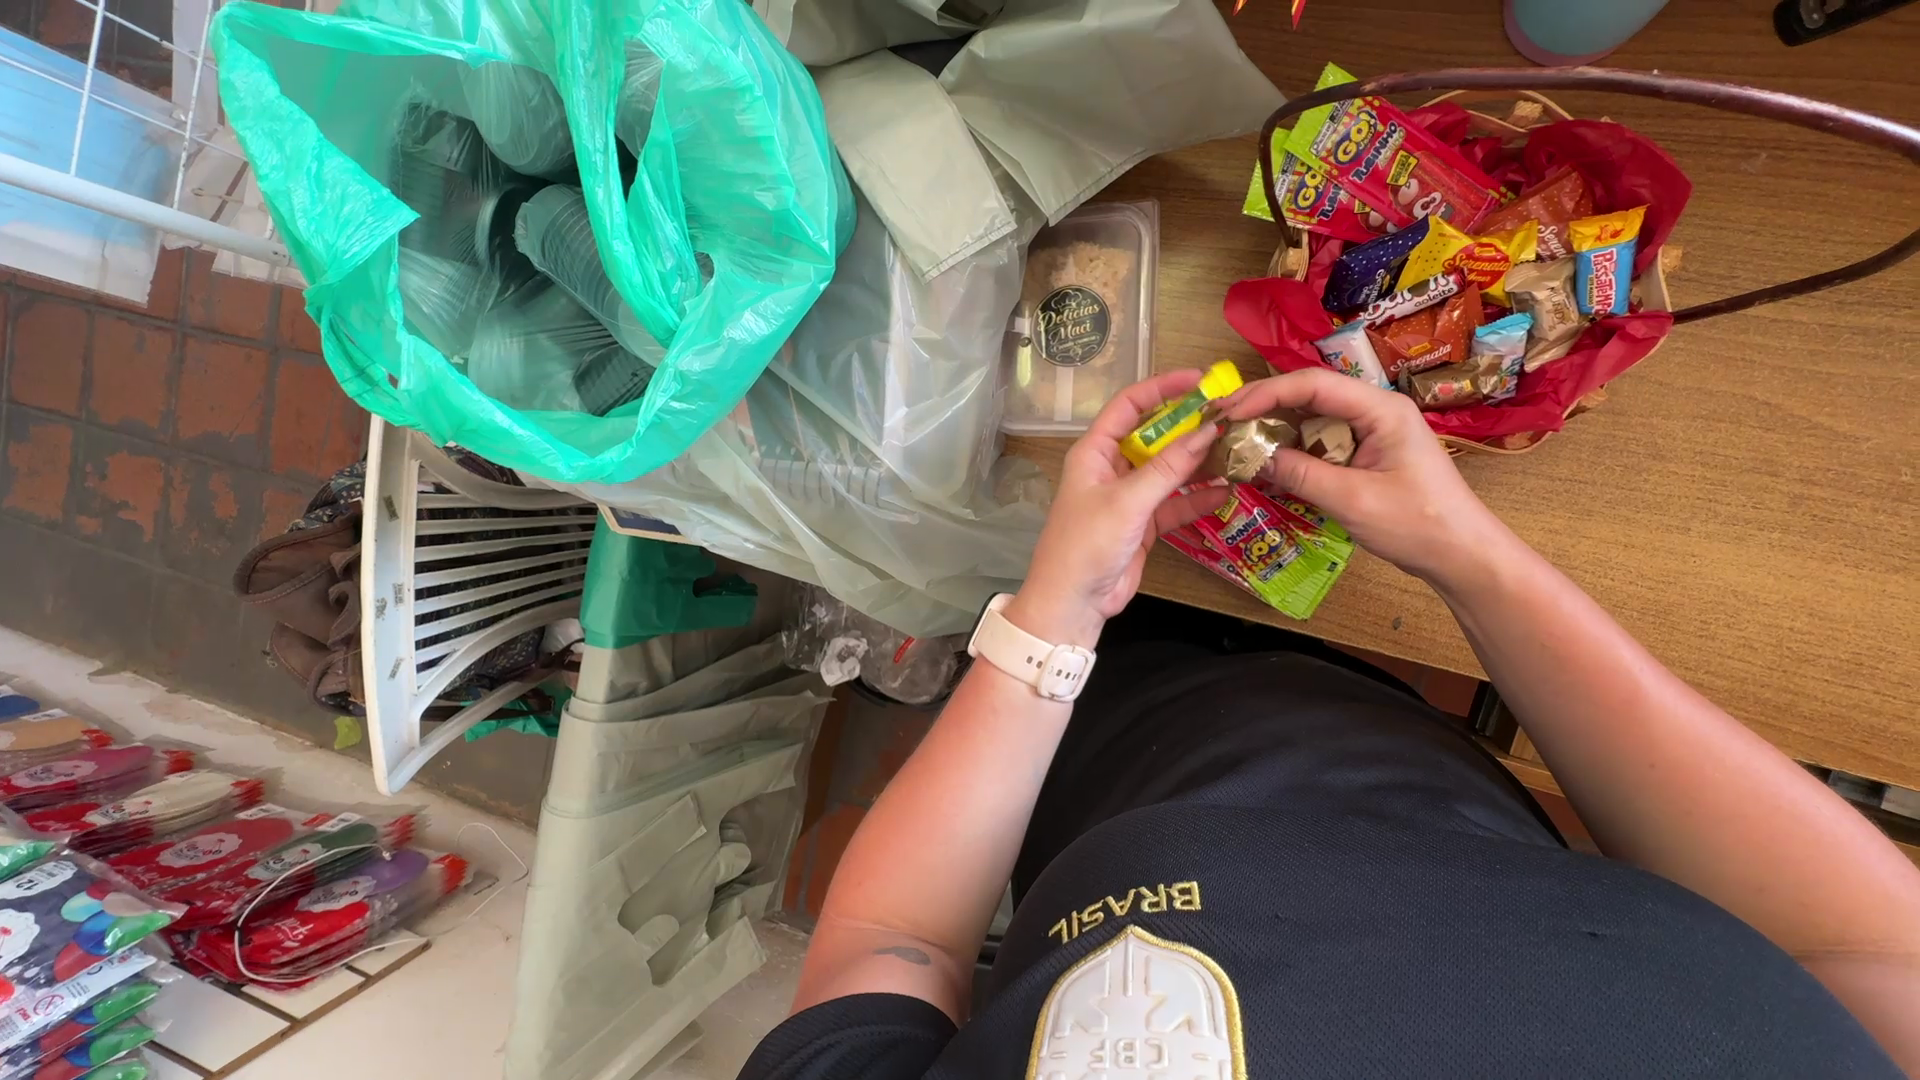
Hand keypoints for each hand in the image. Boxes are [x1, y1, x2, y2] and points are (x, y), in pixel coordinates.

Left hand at [1011, 370, 1230, 646]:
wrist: (1072, 602)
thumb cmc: (1086, 544)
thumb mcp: (1127, 501)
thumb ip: (1169, 468)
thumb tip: (1208, 431)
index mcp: (1094, 452)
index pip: (1129, 406)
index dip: (1162, 388)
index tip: (1201, 380)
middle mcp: (1111, 468)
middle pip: (1155, 436)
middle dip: (1189, 426)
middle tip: (1230, 417)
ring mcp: (1129, 496)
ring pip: (1169, 470)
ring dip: (1199, 462)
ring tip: (1237, 450)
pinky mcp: (1143, 524)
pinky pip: (1175, 502)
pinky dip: (1197, 498)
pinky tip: (1227, 491)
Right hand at [1217, 367, 1513, 585]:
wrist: (1461, 555)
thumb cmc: (1417, 523)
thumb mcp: (1352, 499)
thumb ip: (1300, 474)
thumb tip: (1250, 457)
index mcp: (1380, 409)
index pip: (1313, 384)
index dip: (1265, 394)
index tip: (1228, 413)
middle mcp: (1371, 411)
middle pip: (1306, 396)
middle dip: (1260, 407)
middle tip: (1218, 422)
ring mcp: (1366, 432)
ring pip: (1307, 419)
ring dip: (1270, 429)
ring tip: (1230, 441)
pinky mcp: (1360, 454)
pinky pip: (1315, 443)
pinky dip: (1286, 450)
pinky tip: (1260, 461)